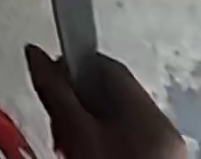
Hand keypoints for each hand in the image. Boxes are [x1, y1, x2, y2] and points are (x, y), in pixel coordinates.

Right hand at [26, 45, 184, 158]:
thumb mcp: (74, 133)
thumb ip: (53, 87)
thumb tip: (34, 52)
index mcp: (149, 115)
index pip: (104, 64)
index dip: (71, 65)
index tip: (49, 80)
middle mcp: (165, 131)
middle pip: (111, 93)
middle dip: (77, 98)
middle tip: (56, 118)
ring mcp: (166, 156)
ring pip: (117, 120)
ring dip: (86, 123)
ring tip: (67, 143)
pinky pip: (126, 144)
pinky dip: (101, 144)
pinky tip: (83, 156)